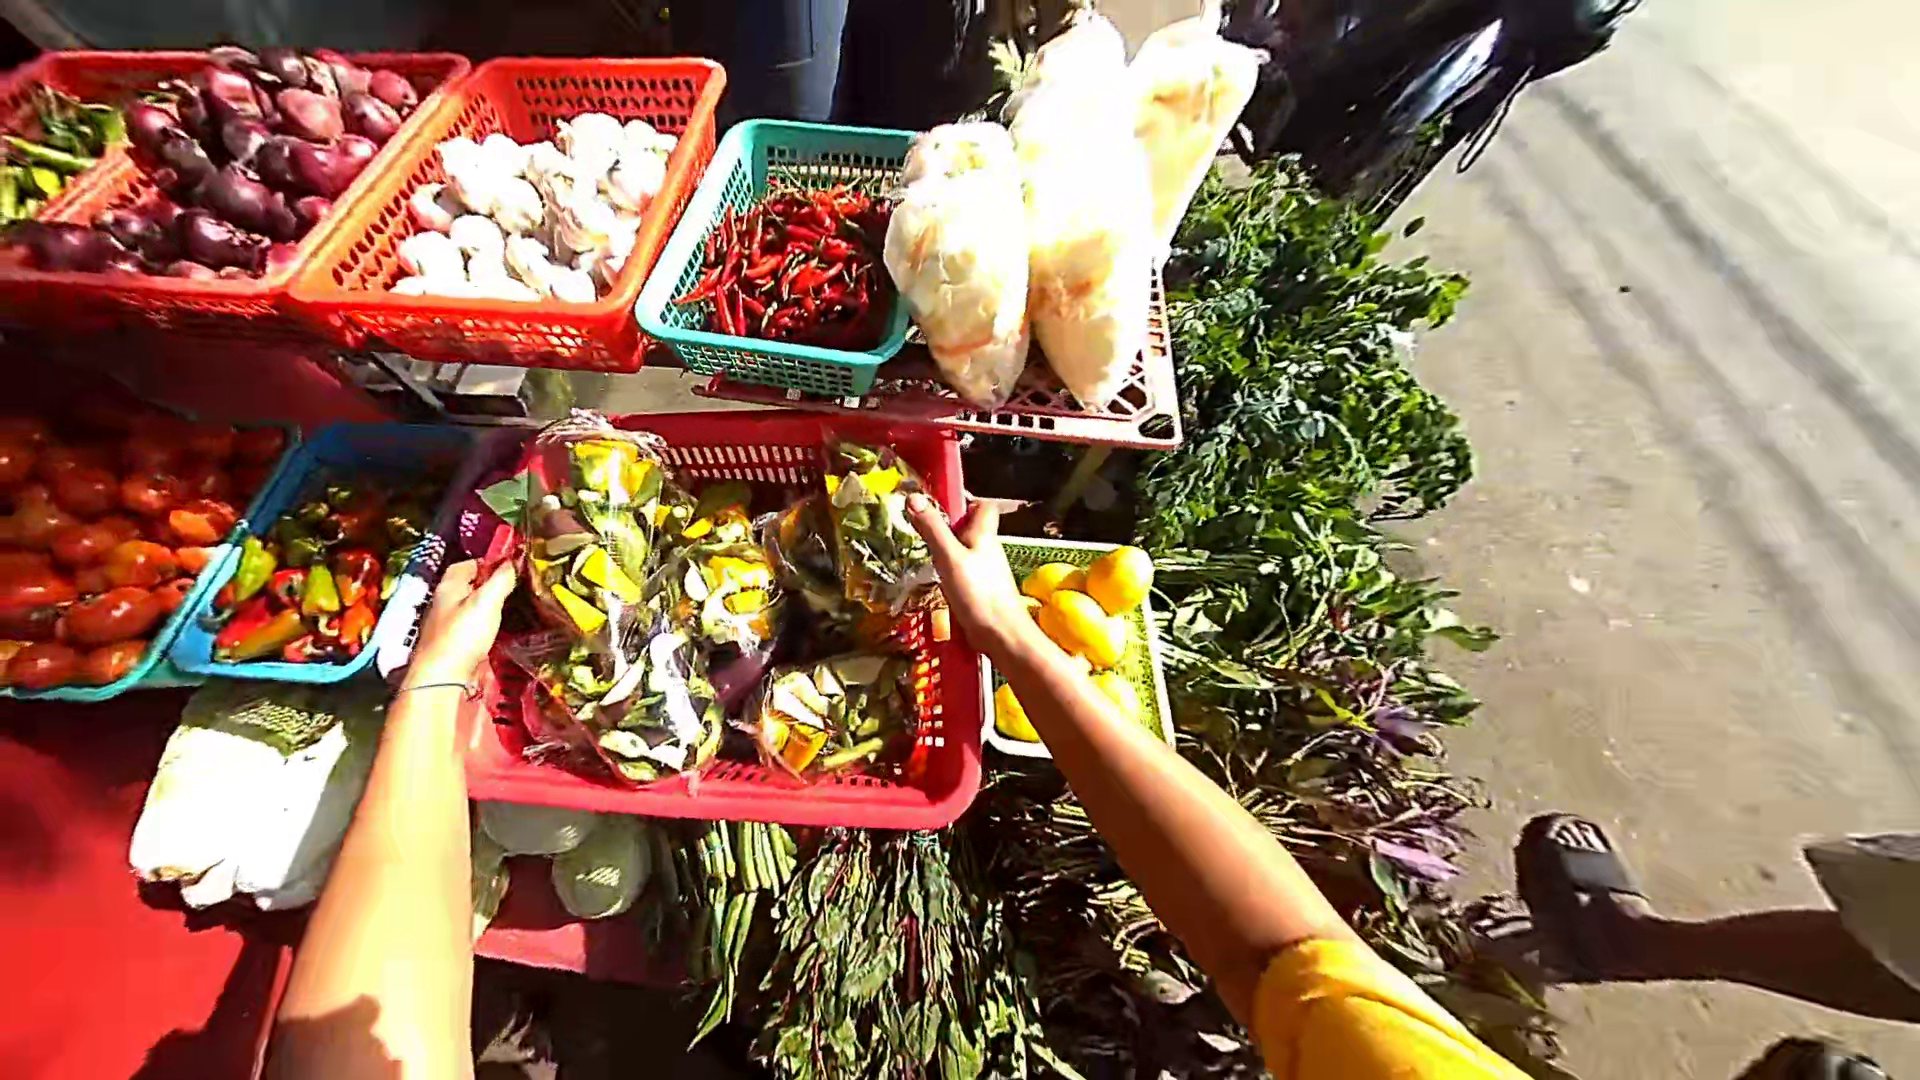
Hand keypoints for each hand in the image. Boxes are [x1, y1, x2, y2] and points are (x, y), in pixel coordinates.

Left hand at [404, 559, 516, 688]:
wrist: (443, 677)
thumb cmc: (463, 635)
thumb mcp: (486, 602)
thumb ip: (500, 581)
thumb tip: (513, 562)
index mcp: (449, 589)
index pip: (465, 565)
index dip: (486, 562)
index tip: (511, 565)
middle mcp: (444, 603)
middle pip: (468, 584)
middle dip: (489, 581)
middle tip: (516, 583)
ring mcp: (447, 623)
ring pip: (471, 603)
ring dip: (490, 600)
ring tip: (514, 601)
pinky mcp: (454, 641)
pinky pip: (473, 621)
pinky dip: (487, 618)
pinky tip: (501, 624)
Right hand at [907, 493, 1040, 659]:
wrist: (1001, 634)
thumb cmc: (977, 592)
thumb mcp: (949, 556)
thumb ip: (932, 528)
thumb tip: (913, 497)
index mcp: (984, 534)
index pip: (982, 505)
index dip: (964, 500)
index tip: (939, 503)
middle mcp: (988, 548)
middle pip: (970, 528)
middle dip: (948, 527)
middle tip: (924, 530)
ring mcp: (986, 570)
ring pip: (965, 550)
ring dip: (947, 550)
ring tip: (924, 553)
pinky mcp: (981, 589)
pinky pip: (963, 571)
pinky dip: (950, 571)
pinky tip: (936, 579)